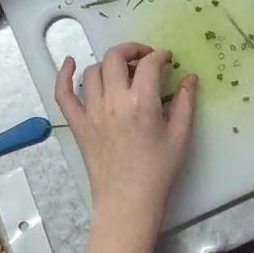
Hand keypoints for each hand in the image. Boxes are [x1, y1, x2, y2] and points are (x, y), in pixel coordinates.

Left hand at [56, 43, 197, 249]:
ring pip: (93, 71)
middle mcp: (113, 101)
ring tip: (122, 72)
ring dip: (109, 65)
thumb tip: (190, 77)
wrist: (128, 202)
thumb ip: (185, 102)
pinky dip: (64, 75)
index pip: (148, 64)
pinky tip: (71, 62)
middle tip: (144, 58)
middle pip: (115, 58)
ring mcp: (91, 112)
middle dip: (132, 50)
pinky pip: (63, 94)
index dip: (160, 56)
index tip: (167, 60)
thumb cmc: (158, 172)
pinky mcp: (77, 124)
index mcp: (142, 103)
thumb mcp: (180, 136)